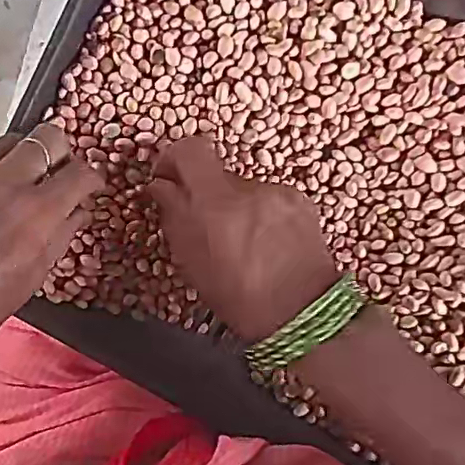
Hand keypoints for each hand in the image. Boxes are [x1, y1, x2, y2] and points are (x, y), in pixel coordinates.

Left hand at [0, 124, 102, 352]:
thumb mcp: (35, 274)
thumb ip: (62, 233)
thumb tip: (78, 211)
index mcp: (37, 212)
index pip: (80, 171)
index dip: (92, 177)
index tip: (90, 184)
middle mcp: (6, 183)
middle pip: (49, 136)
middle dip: (63, 152)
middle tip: (61, 171)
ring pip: (13, 140)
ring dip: (28, 153)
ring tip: (28, 176)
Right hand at [147, 136, 342, 339]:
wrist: (303, 315)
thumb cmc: (241, 299)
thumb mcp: (192, 263)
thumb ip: (173, 215)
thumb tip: (160, 187)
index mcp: (217, 204)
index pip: (189, 150)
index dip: (171, 159)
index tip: (166, 179)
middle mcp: (250, 189)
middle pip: (215, 174)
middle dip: (203, 196)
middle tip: (201, 230)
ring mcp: (279, 193)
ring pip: (242, 190)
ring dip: (233, 208)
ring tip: (238, 247)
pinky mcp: (301, 202)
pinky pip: (267, 199)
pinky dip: (258, 215)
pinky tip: (263, 245)